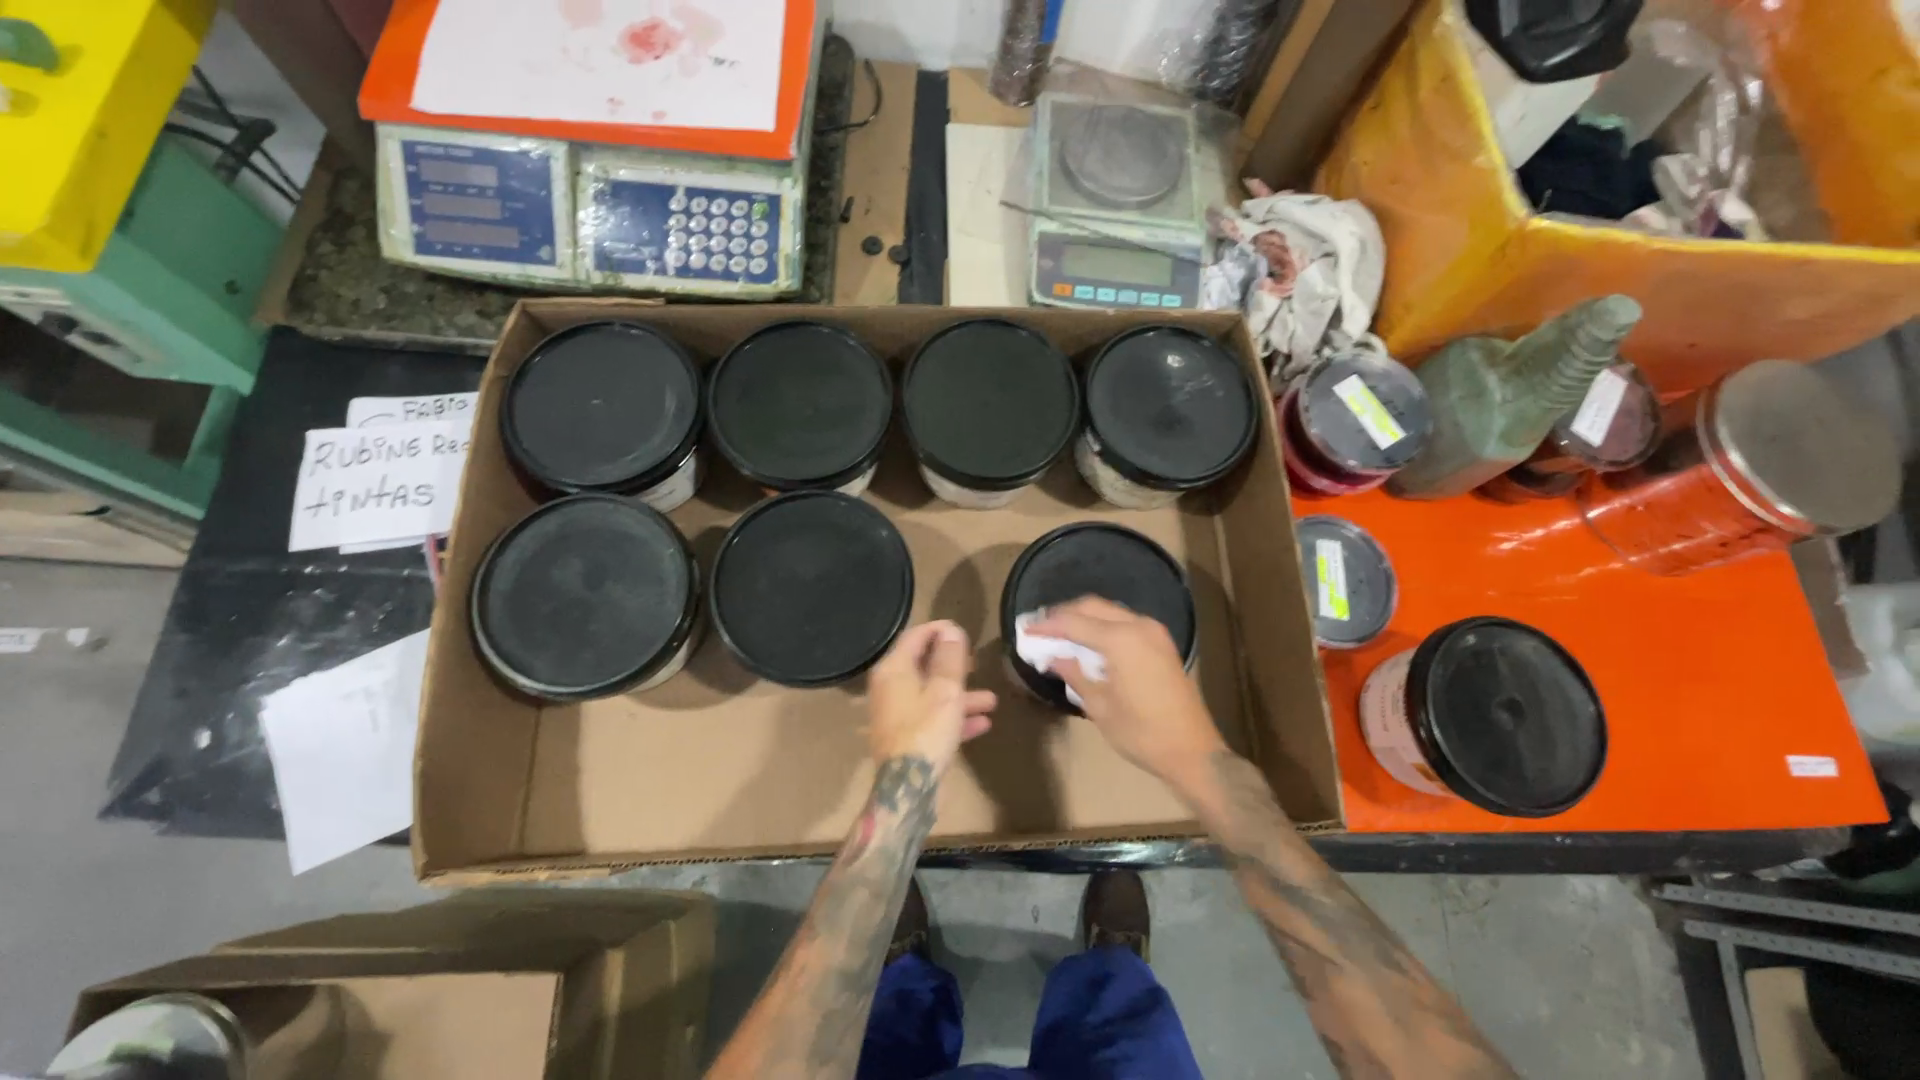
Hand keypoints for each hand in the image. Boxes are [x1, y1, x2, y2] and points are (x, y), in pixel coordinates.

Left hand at [867, 620, 996, 775]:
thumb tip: (951, 630)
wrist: (908, 786)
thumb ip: (950, 658)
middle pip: (923, 666)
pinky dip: (954, 717)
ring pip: (931, 694)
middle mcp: (890, 688)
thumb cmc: (927, 730)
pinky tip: (982, 724)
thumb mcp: (945, 690)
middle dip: (953, 665)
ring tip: (990, 700)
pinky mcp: (906, 736)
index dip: (939, 630)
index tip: (963, 631)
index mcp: (894, 670)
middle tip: (976, 665)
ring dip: (961, 695)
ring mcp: (896, 714)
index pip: (914, 637)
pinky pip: (932, 717)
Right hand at [1029, 597, 1224, 785]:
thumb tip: (1054, 657)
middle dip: (1064, 615)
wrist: (1192, 751)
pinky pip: (1125, 622)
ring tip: (1060, 633)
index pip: (1074, 622)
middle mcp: (1139, 626)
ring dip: (1084, 618)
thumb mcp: (1099, 706)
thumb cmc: (1141, 734)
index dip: (1047, 625)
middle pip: (1093, 607)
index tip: (1026, 629)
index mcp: (1121, 640)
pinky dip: (1103, 626)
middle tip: (1041, 627)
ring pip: (1110, 612)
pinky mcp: (1162, 643)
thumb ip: (1075, 674)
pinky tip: (1089, 641)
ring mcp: (1155, 632)